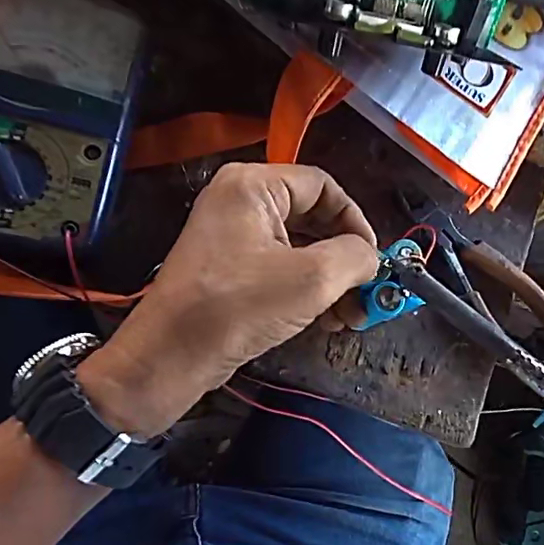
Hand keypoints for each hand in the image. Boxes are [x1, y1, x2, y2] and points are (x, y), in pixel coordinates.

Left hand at [77, 163, 379, 436]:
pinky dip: (309, 291)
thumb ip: (356, 256)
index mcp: (253, 186)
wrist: (170, 357)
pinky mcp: (231, 270)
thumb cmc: (239, 308)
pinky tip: (327, 321)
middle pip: (315, 219)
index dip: (356, 221)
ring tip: (350, 317)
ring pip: (301, 249)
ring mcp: (233, 237)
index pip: (325, 187)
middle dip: (346, 259)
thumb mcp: (312, 278)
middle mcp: (241, 202)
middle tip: (367, 293)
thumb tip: (370, 258)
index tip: (373, 259)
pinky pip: (282, 269)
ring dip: (332, 282)